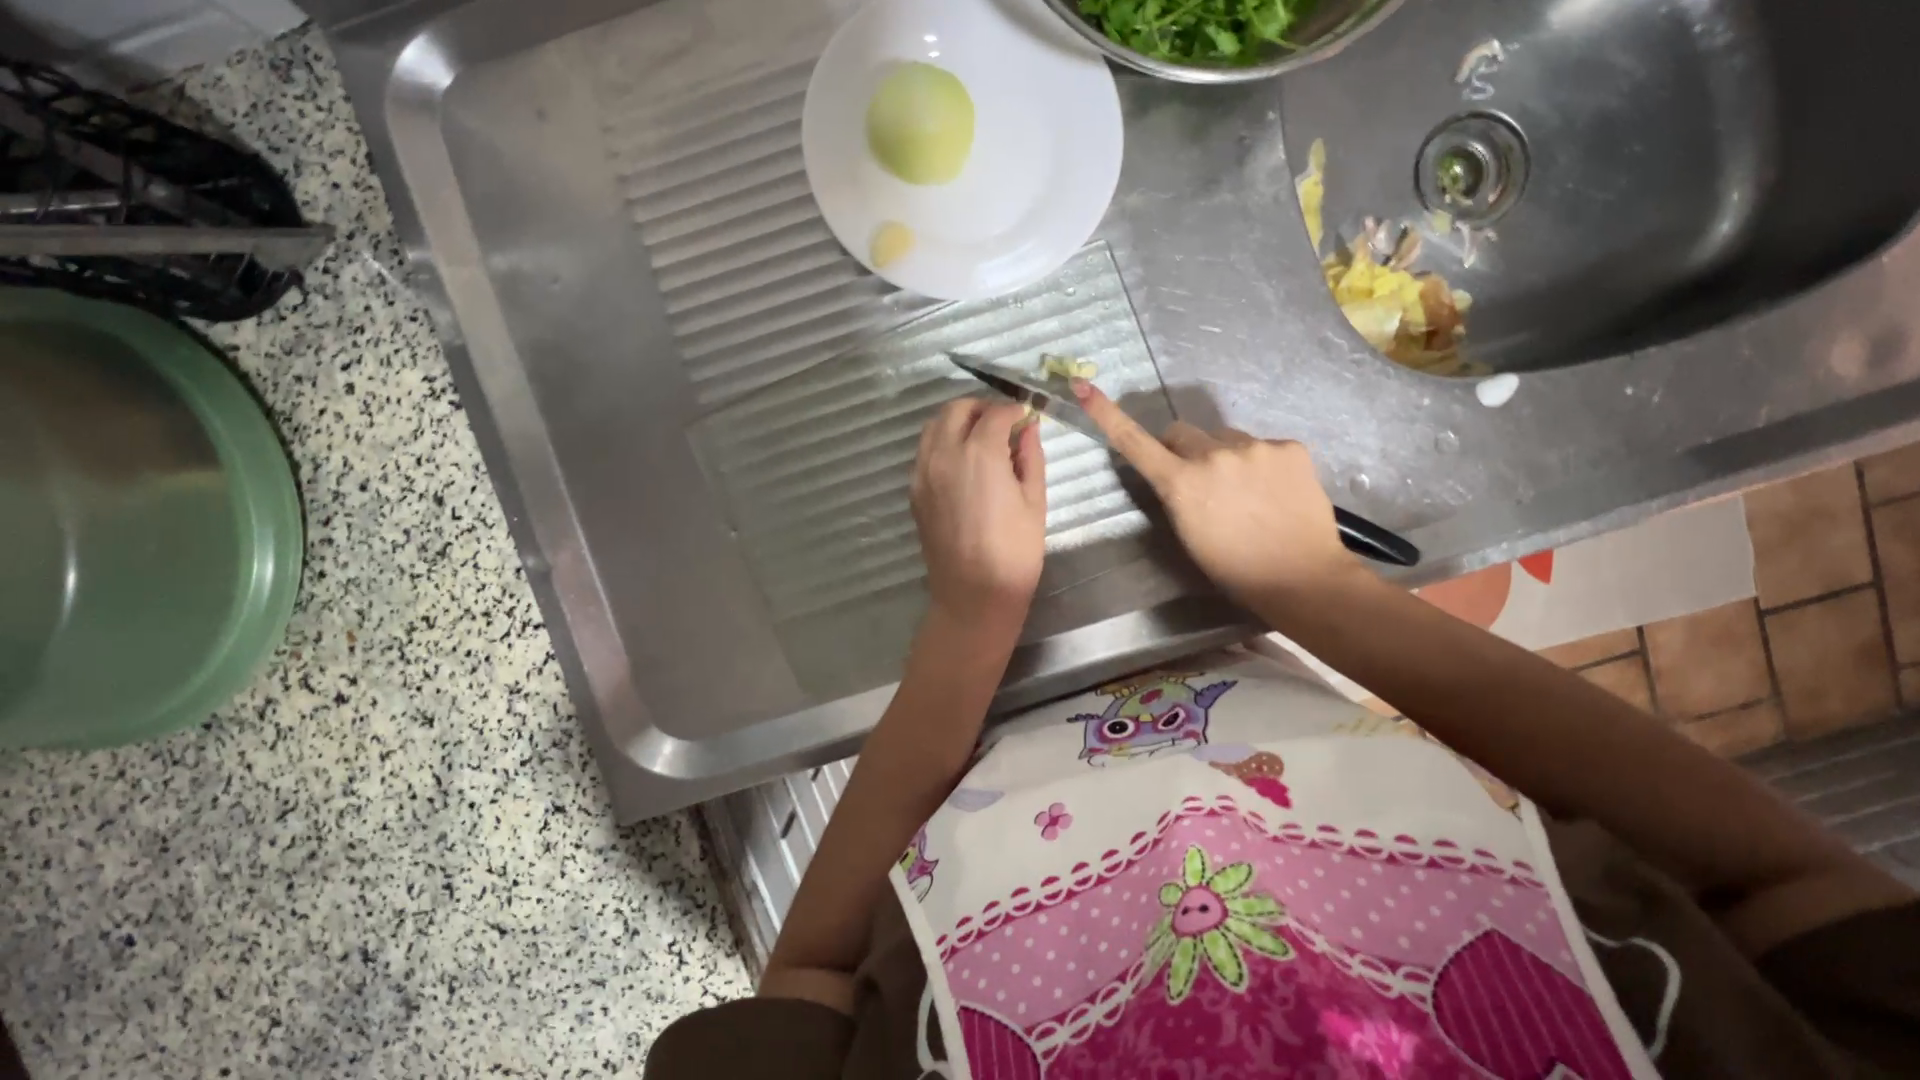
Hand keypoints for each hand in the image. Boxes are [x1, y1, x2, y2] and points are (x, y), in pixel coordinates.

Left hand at [910, 399, 1047, 626]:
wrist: (974, 594)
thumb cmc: (1015, 551)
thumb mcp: (1035, 500)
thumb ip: (1030, 455)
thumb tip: (1029, 427)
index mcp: (979, 454)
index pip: (995, 413)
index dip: (1014, 409)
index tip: (1026, 415)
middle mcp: (944, 454)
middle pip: (956, 410)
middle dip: (981, 408)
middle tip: (1003, 422)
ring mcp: (923, 472)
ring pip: (934, 427)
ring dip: (958, 422)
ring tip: (981, 439)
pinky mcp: (914, 491)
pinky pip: (926, 452)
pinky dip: (943, 444)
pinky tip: (964, 463)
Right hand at [1072, 381, 1356, 605]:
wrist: (1300, 577)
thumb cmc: (1233, 569)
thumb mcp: (1188, 534)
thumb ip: (1177, 493)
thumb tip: (1177, 471)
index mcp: (1180, 483)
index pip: (1135, 442)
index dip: (1107, 415)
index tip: (1084, 387)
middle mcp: (1213, 454)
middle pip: (1182, 432)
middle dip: (1184, 449)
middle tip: (1201, 482)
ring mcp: (1255, 447)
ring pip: (1226, 438)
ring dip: (1226, 456)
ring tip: (1248, 493)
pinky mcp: (1290, 447)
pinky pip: (1264, 446)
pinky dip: (1264, 464)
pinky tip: (1276, 492)